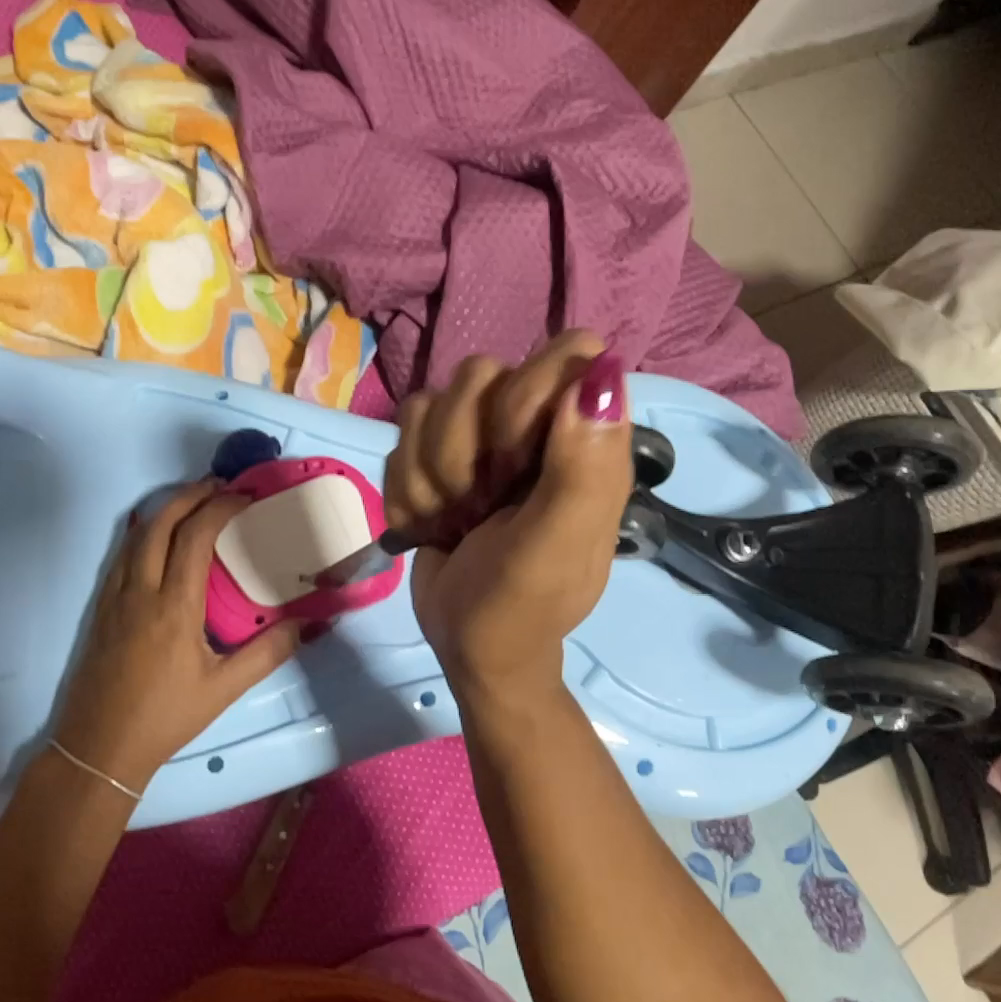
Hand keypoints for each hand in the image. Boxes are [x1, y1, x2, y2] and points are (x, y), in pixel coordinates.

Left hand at [51, 480, 302, 793]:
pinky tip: (157, 536)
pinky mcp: (102, 606)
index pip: (195, 535)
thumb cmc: (165, 718)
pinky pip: (122, 552)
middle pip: (160, 521)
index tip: (244, 496)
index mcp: (174, 606)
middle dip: (190, 494)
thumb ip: (268, 653)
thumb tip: (311, 623)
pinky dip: (144, 530)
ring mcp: (115, 596)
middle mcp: (140, 590)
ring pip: (136, 533)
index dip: (220, 507)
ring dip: (166, 508)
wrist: (99, 746)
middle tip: (219, 486)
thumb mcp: (224, 689)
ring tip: (194, 501)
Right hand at [386, 331, 634, 695]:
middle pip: (479, 373)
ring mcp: (476, 438)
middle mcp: (533, 424)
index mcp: (584, 438)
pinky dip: (407, 491)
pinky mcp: (431, 455)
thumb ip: (582, 469)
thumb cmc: (521, 606)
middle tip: (482, 507)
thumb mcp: (557, 549)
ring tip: (455, 522)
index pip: (565, 353)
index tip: (517, 465)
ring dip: (430, 478)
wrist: (467, 648)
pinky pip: (399, 438)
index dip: (527, 401)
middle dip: (463, 453)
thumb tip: (601, 374)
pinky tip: (431, 524)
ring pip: (428, 404)